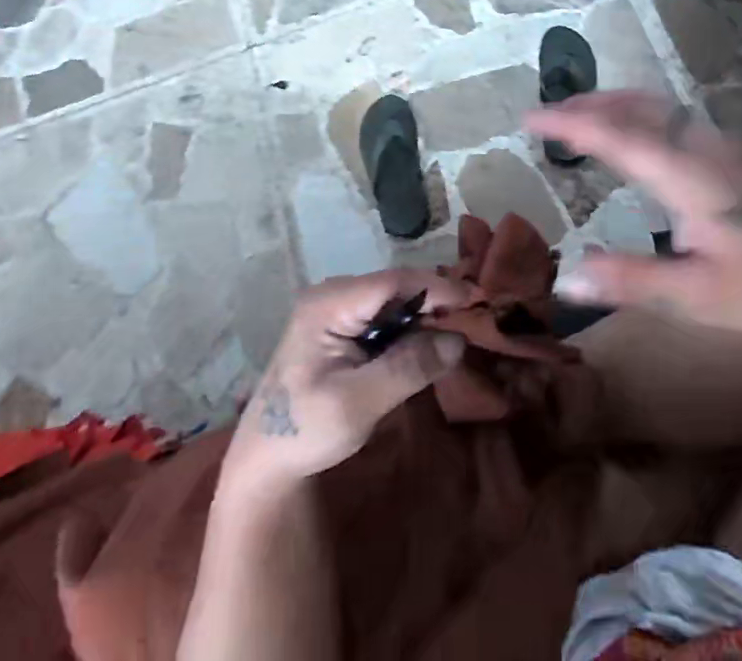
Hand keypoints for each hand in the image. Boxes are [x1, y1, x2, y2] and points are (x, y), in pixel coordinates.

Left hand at [222, 270, 467, 498]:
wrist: (265, 458)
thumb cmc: (305, 430)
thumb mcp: (359, 403)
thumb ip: (407, 367)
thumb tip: (457, 340)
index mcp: (328, 304)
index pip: (393, 282)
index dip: (436, 288)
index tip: (476, 301)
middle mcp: (331, 296)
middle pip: (395, 287)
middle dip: (434, 302)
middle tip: (474, 322)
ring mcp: (334, 311)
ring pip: (392, 302)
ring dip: (424, 317)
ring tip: (458, 335)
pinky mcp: (339, 329)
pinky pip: (383, 318)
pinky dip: (408, 330)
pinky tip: (427, 347)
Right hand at [526, 92, 741, 344]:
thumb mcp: (698, 299)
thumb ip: (631, 283)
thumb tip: (565, 279)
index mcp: (691, 180)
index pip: (619, 138)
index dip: (571, 124)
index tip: (530, 119)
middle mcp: (705, 151)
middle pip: (638, 108)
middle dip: (587, 104)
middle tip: (546, 113)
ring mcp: (724, 147)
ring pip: (659, 107)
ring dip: (613, 103)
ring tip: (578, 113)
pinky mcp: (735, 154)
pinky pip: (675, 116)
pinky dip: (638, 112)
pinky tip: (633, 128)